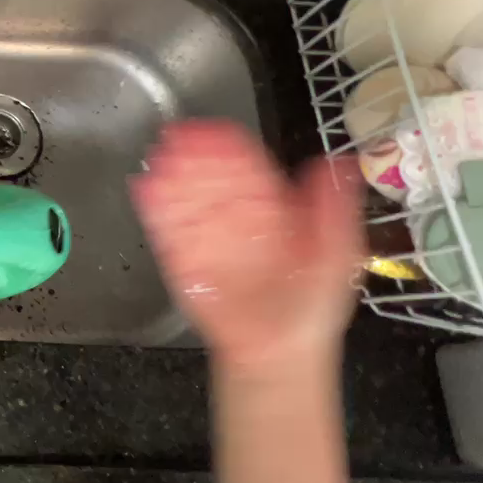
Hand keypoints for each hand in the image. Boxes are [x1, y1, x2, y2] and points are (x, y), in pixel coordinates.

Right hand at [130, 121, 364, 372]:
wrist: (280, 352)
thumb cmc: (311, 306)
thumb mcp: (337, 252)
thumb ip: (333, 208)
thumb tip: (337, 162)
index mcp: (270, 214)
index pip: (246, 174)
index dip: (229, 151)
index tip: (212, 130)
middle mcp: (235, 222)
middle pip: (210, 183)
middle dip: (193, 158)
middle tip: (176, 134)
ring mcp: (207, 241)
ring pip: (186, 203)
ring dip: (171, 178)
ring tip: (158, 156)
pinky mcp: (184, 262)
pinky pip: (168, 233)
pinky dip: (155, 210)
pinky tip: (145, 187)